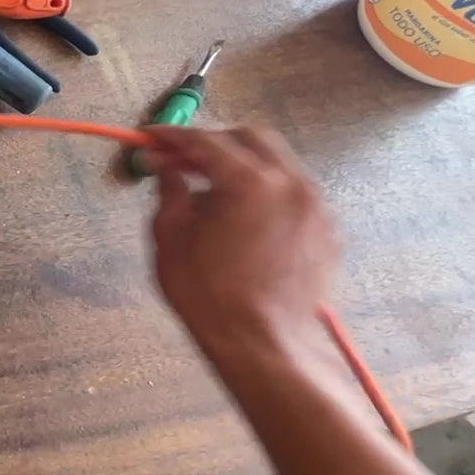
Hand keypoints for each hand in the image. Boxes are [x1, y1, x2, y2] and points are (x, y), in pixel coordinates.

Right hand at [146, 126, 338, 357]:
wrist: (260, 339)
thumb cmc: (203, 289)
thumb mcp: (168, 236)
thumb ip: (169, 191)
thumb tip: (166, 167)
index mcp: (249, 183)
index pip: (205, 141)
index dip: (172, 135)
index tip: (149, 136)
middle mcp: (291, 185)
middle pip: (251, 139)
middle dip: (212, 142)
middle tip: (177, 158)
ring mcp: (316, 206)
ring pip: (276, 163)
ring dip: (239, 163)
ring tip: (205, 186)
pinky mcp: (326, 228)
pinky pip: (291, 191)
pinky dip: (261, 188)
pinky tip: (236, 213)